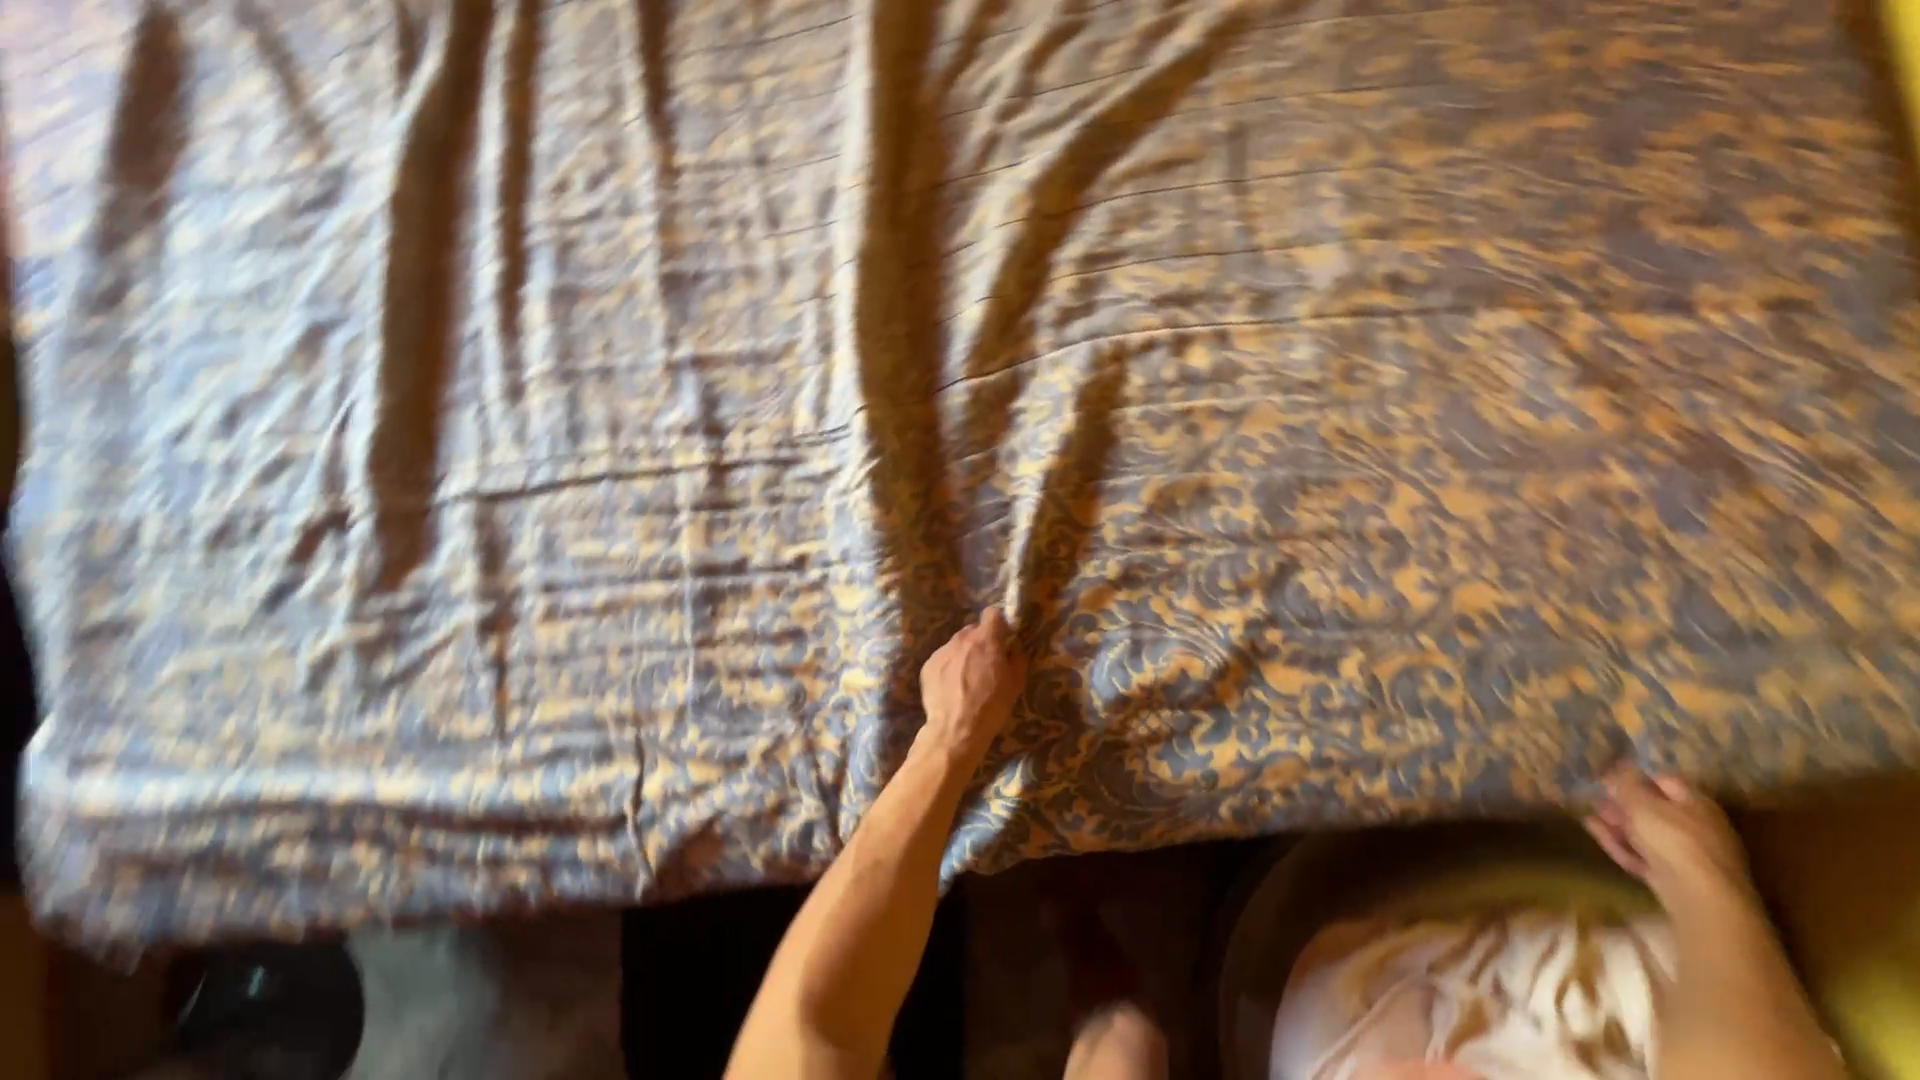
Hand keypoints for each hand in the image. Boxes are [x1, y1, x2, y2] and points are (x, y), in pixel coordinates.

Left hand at [917, 607, 1027, 763]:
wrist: (956, 729)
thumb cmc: (992, 706)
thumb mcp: (1016, 683)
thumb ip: (1018, 658)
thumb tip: (1015, 647)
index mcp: (986, 639)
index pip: (992, 614)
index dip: (998, 625)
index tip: (1001, 638)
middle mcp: (962, 639)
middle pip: (973, 629)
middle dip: (981, 641)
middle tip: (986, 662)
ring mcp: (942, 651)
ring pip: (956, 644)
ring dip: (964, 654)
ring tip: (967, 677)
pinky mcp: (927, 666)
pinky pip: (942, 659)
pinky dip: (948, 667)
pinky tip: (952, 687)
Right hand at [1583, 768, 1753, 910]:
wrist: (1699, 896)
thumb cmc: (1674, 839)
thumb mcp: (1644, 804)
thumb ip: (1627, 784)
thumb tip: (1620, 768)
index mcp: (1696, 803)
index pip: (1664, 780)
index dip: (1634, 775)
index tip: (1606, 775)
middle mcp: (1694, 825)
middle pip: (1653, 808)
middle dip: (1622, 802)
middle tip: (1594, 797)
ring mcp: (1683, 852)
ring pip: (1644, 832)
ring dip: (1617, 822)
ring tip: (1589, 815)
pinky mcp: (1670, 874)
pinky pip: (1641, 852)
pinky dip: (1618, 842)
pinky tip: (1594, 831)